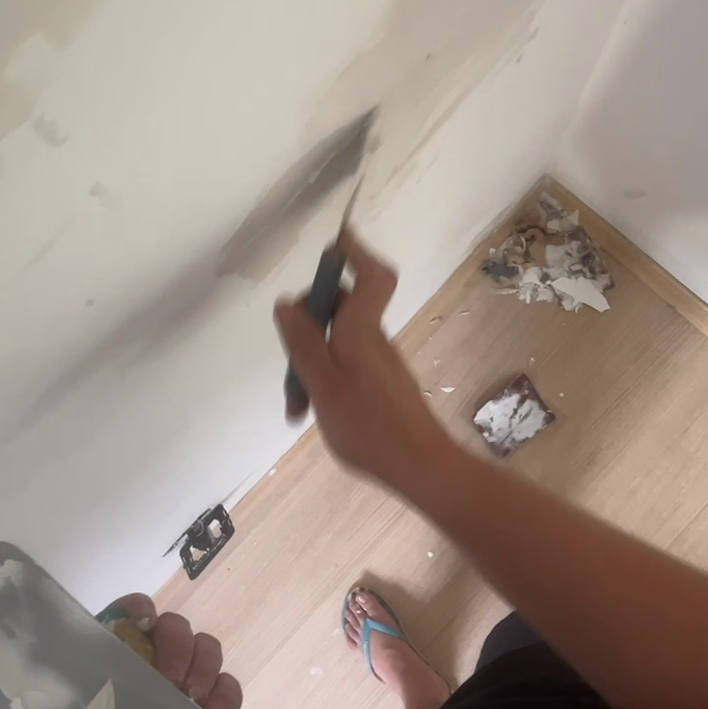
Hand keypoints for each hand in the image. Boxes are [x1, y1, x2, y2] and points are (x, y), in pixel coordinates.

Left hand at [102, 594, 243, 708]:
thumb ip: (90, 687)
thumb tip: (90, 676)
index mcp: (123, 652)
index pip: (133, 610)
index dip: (141, 609)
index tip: (145, 626)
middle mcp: (157, 655)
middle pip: (176, 625)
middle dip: (178, 644)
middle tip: (171, 678)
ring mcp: (188, 676)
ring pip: (207, 647)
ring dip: (204, 666)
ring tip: (192, 698)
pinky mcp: (211, 702)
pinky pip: (228, 685)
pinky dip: (226, 694)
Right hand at [273, 232, 460, 489]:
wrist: (419, 466)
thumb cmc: (369, 425)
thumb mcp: (324, 384)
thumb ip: (304, 342)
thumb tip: (287, 301)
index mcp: (362, 330)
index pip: (372, 276)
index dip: (356, 253)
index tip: (334, 242)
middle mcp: (373, 339)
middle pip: (341, 309)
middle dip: (308, 324)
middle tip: (288, 356)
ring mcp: (377, 363)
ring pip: (337, 343)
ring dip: (310, 363)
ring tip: (296, 404)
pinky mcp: (379, 385)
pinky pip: (345, 367)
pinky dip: (324, 381)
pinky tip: (312, 413)